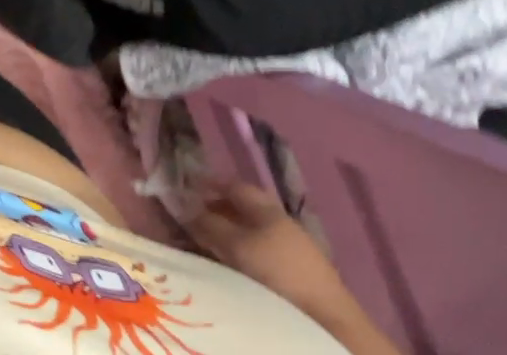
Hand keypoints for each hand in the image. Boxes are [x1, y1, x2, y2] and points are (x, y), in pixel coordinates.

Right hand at [184, 181, 354, 318]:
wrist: (325, 321)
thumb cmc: (278, 271)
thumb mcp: (236, 244)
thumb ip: (207, 222)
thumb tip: (181, 204)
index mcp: (269, 210)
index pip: (235, 187)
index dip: (208, 184)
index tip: (181, 188)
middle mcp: (279, 225)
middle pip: (239, 211)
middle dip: (211, 212)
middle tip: (183, 220)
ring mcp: (287, 251)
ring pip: (244, 235)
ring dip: (220, 237)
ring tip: (196, 246)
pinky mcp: (290, 276)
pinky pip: (252, 255)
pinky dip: (233, 255)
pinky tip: (221, 266)